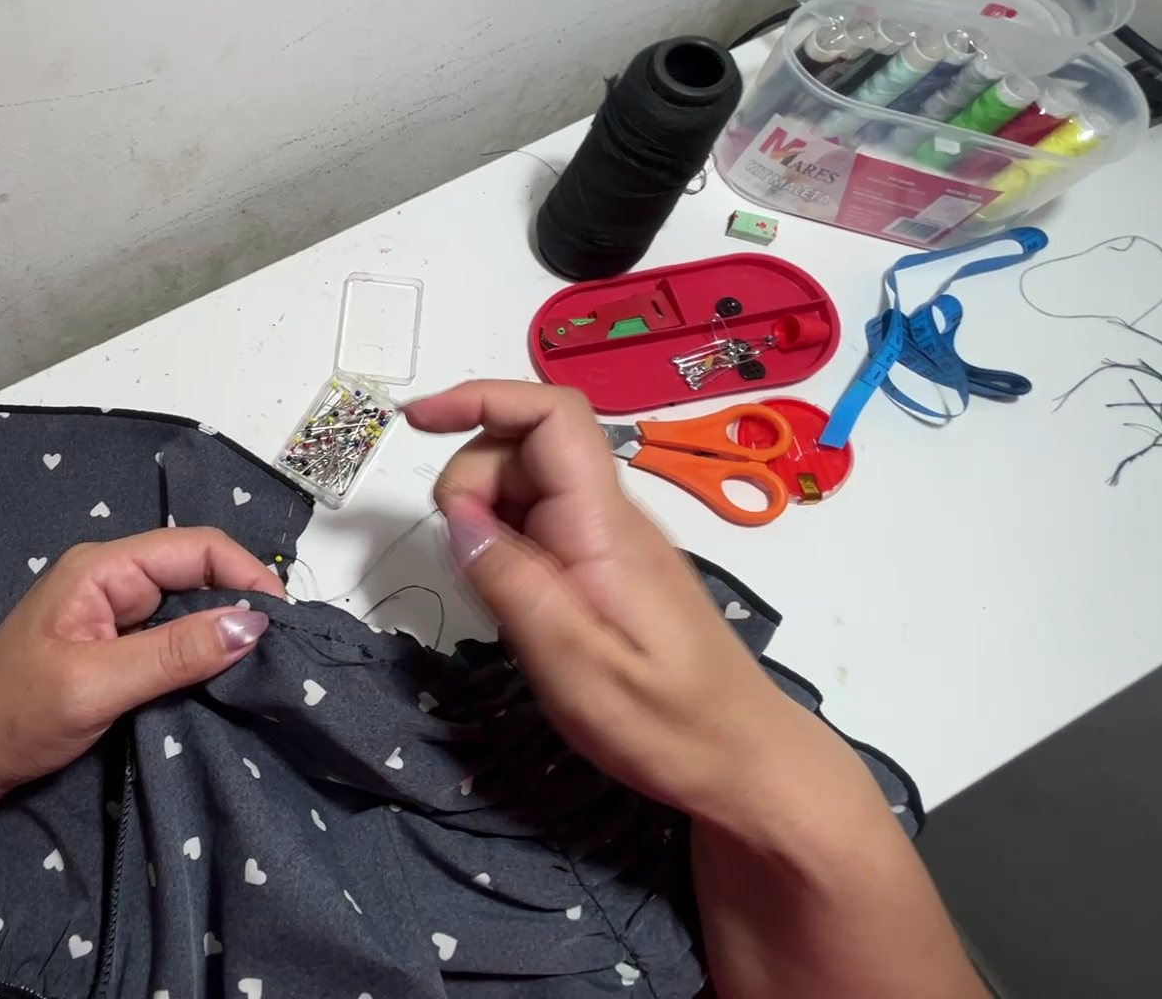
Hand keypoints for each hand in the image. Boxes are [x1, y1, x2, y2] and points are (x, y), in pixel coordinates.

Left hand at [0, 527, 282, 805]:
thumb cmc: (14, 714)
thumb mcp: (95, 684)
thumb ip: (174, 653)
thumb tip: (252, 625)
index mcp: (103, 568)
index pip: (194, 548)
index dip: (244, 573)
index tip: (283, 621)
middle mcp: (114, 578)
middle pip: (197, 570)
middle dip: (241, 600)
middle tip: (282, 648)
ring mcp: (116, 610)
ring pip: (190, 603)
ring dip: (225, 628)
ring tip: (265, 662)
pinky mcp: (119, 642)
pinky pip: (175, 633)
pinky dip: (204, 650)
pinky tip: (227, 673)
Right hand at [404, 381, 871, 836]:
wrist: (744, 763)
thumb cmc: (668, 723)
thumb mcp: (574, 665)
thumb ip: (511, 584)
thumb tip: (457, 516)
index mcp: (602, 523)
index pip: (551, 416)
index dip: (481, 398)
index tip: (416, 421)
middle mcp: (603, 513)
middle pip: (516, 451)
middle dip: (468, 491)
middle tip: (471, 570)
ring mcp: (599, 535)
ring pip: (515, 488)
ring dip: (480, 526)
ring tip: (499, 602)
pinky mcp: (594, 560)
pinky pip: (528, 525)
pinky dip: (498, 549)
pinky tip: (513, 604)